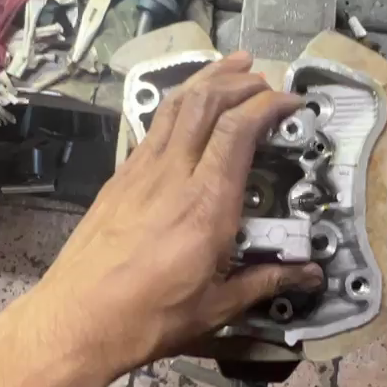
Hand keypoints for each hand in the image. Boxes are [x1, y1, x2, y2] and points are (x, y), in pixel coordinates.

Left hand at [0, 54, 321, 386]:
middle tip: (266, 80)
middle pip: (206, 103)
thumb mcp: (218, 306)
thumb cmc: (149, 318)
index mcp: (207, 204)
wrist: (76, 321)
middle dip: (240, 81)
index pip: (239, 129)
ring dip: (208, 79)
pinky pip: (156, 126)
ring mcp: (141, 171)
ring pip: (176, 105)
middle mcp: (174, 175)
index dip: (269, 104)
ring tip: (234, 66)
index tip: (292, 102)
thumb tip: (310, 274)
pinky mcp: (120, 178)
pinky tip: (190, 107)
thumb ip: (266, 280)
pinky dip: (180, 104)